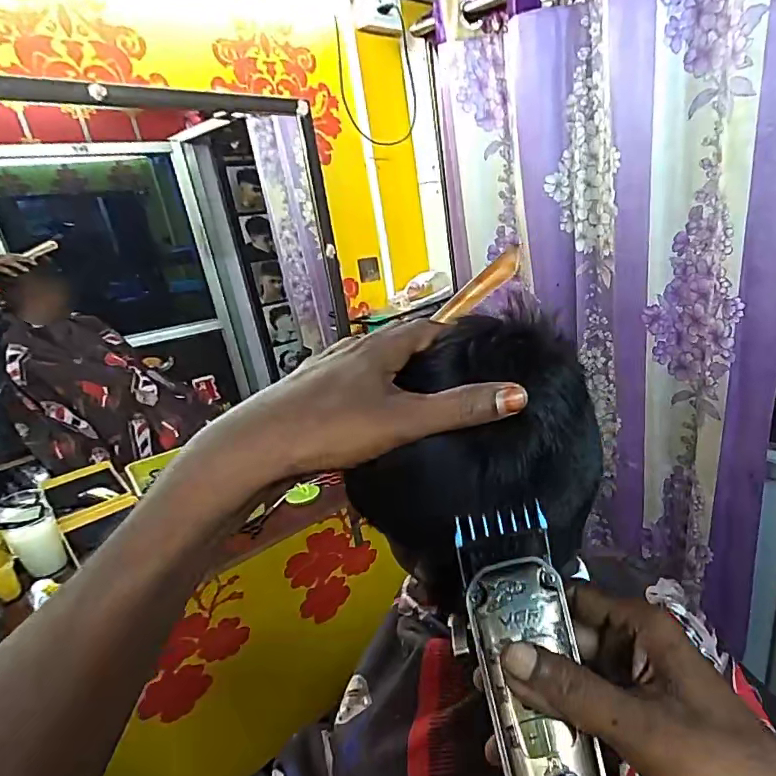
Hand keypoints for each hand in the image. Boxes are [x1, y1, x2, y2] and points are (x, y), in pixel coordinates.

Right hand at [0, 253, 35, 279]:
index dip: (25, 258)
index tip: (35, 261)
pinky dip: (8, 271)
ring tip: (26, 270)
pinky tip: (14, 274)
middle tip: (34, 263)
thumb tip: (15, 272)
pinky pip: (0, 268)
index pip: (15, 256)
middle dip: (25, 259)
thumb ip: (4, 269)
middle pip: (14, 257)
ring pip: (8, 261)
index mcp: (0, 258)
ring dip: (18, 265)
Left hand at [186, 318, 526, 491]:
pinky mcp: (308, 394)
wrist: (257, 448)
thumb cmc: (332, 426)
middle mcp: (350, 350)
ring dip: (395, 376)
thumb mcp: (405, 420)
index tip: (474, 351)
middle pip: (397, 344)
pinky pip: (349, 387)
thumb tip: (517, 393)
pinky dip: (369, 395)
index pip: (425, 327)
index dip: (452, 334)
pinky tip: (369, 420)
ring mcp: (325, 371)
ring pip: (371, 366)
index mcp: (377, 347)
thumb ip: (459, 409)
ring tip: (418, 401)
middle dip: (426, 357)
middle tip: (453, 381)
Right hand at [498, 587, 775, 775]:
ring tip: (493, 732)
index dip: (533, 610)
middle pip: (568, 649)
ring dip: (536, 708)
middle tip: (479, 686)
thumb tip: (510, 656)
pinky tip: (522, 759)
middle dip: (526, 667)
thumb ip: (574, 691)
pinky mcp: (629, 735)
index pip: (577, 603)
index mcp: (644, 633)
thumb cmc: (717, 763)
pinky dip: (556, 738)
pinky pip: (583, 725)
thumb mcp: (642, 724)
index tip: (487, 628)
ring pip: (571, 691)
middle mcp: (634, 656)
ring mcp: (631, 697)